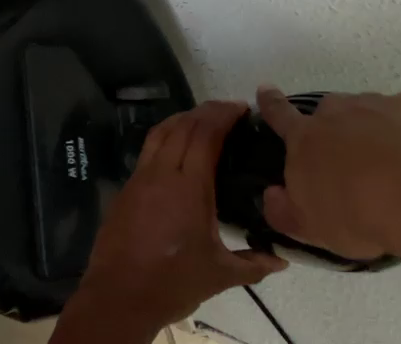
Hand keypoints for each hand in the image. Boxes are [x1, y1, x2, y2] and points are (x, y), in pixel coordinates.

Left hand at [67, 101, 286, 338]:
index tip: (241, 108)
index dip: (222, 116)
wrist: (120, 293)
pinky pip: (149, 148)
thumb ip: (253, 263)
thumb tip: (281, 258)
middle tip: (229, 110)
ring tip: (204, 120)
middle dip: (206, 112)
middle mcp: (162, 172)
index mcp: (188, 186)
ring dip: (183, 119)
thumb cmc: (173, 282)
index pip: (204, 135)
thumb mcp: (220, 274)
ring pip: (161, 132)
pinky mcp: (128, 186)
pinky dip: (167, 136)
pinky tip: (179, 148)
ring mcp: (140, 176)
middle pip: (183, 126)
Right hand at [255, 86, 400, 260]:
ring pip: (367, 112)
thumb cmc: (357, 214)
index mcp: (305, 137)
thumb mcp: (309, 227)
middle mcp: (335, 112)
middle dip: (336, 130)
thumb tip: (270, 194)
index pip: (279, 114)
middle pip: (329, 113)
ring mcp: (375, 105)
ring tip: (393, 166)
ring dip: (372, 131)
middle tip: (352, 161)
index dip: (271, 103)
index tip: (266, 90)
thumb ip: (282, 209)